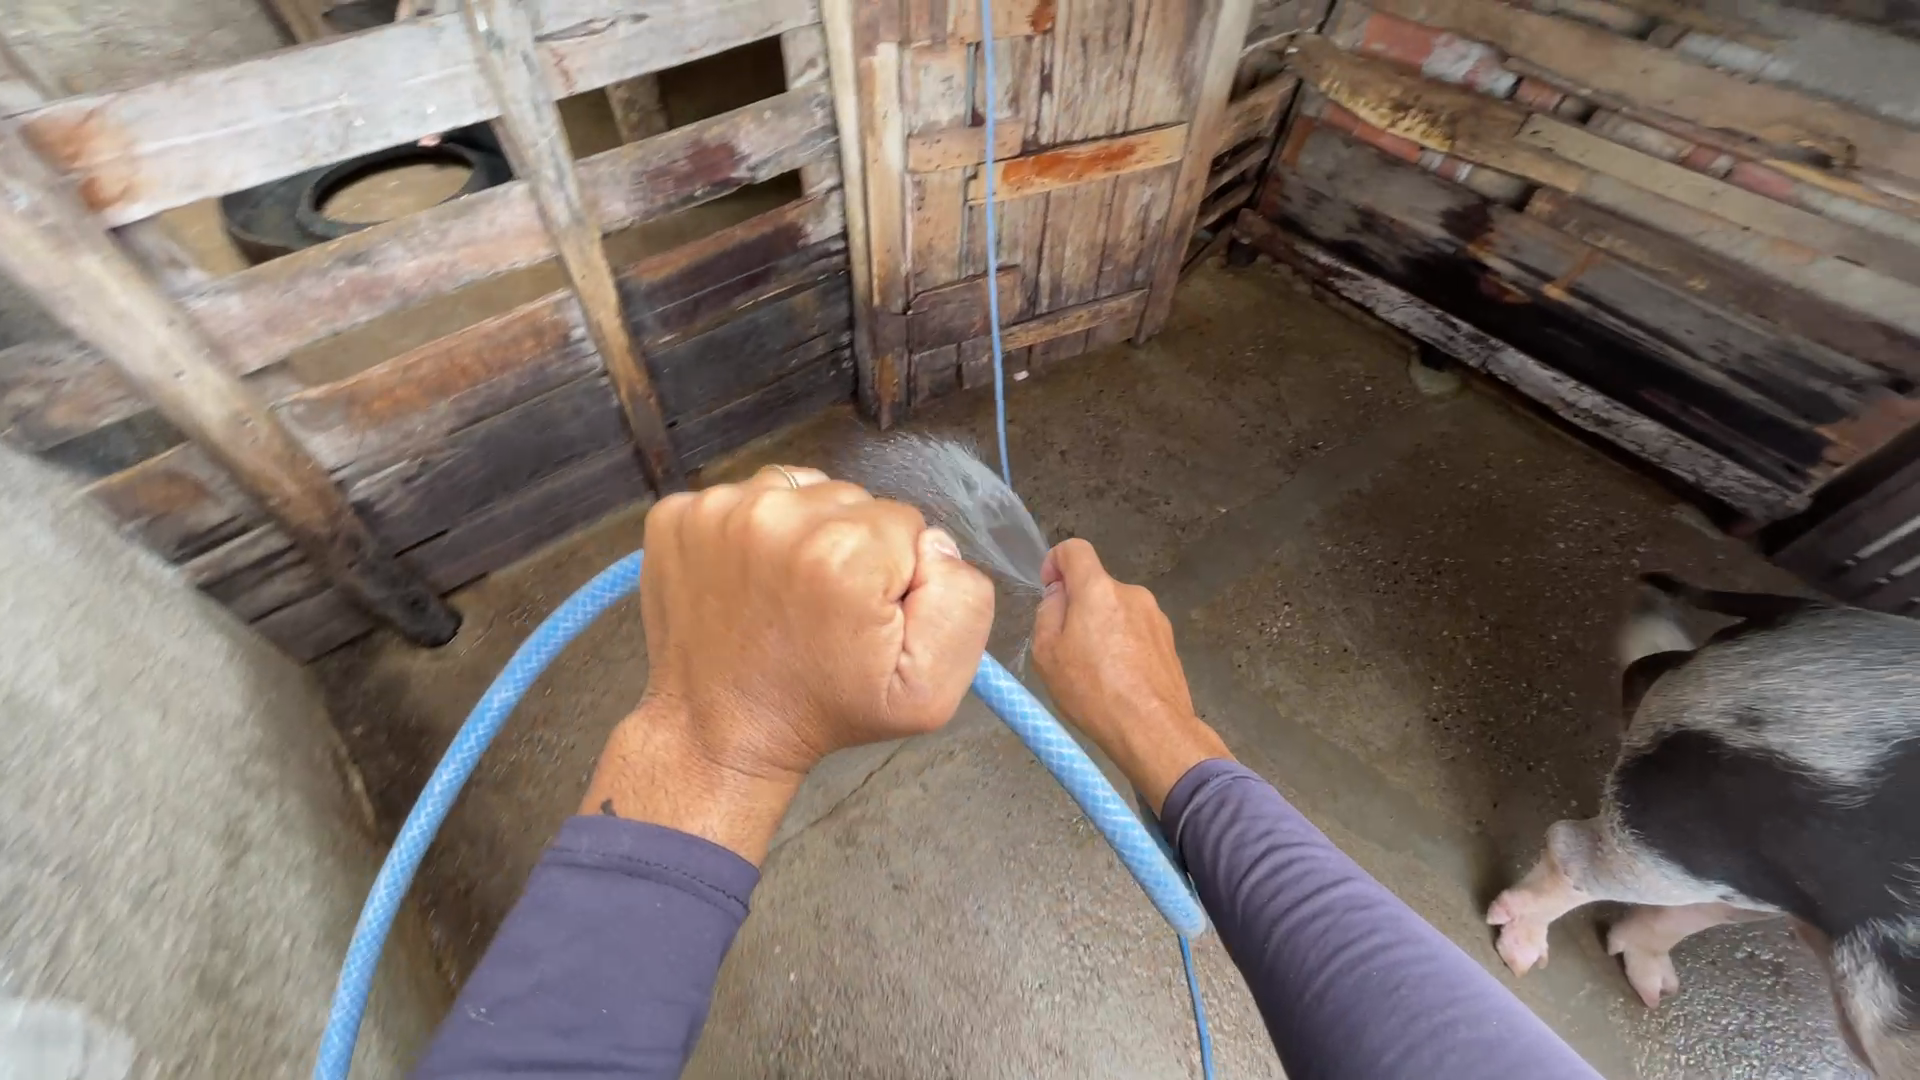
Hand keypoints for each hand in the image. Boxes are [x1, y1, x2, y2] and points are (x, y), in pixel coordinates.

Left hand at [583, 465, 993, 861]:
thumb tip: (933, 542)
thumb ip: (963, 602)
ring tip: (789, 589)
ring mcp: (719, 509)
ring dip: (805, 532)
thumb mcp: (929, 691)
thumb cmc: (825, 711)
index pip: (907, 524)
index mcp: (845, 551)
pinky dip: (756, 530)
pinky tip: (750, 577)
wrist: (717, 732)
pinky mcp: (679, 512)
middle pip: (853, 501)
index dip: (895, 574)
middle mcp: (777, 514)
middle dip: (853, 547)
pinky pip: (747, 495)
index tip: (864, 617)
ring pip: (803, 492)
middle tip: (826, 608)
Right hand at [1031, 539, 1230, 811]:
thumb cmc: (1092, 690)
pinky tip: (1118, 680)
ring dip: (1102, 629)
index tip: (1049, 590)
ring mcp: (1155, 617)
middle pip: (1096, 586)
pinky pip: (1135, 632)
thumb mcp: (1047, 653)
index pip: (1075, 549)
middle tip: (1066, 648)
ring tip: (1094, 671)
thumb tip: (1059, 597)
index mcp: (1098, 589)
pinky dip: (1122, 646)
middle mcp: (1131, 593)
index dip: (1055, 562)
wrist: (1153, 730)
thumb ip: (1047, 613)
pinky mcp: (1169, 641)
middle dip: (1078, 607)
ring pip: (1116, 611)